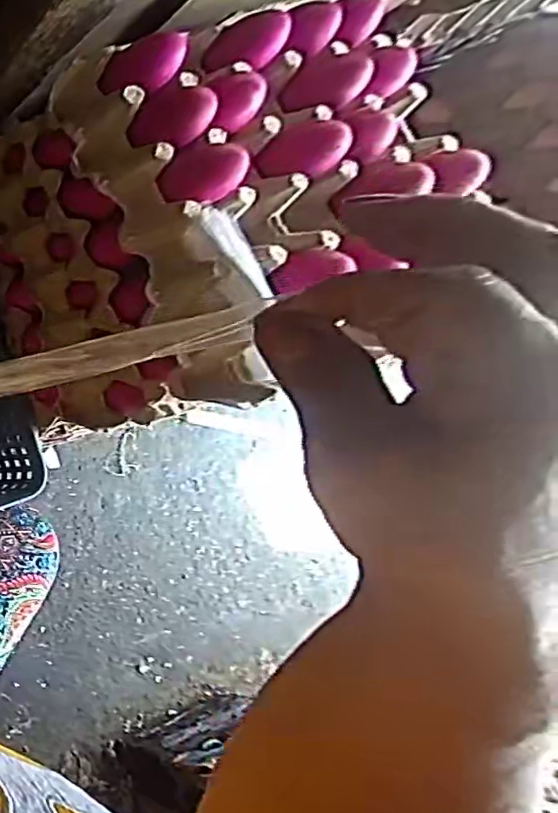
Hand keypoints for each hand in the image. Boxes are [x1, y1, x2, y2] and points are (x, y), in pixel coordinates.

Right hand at [254, 195, 557, 584]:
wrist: (510, 599)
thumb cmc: (424, 531)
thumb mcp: (353, 455)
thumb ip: (326, 376)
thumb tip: (281, 320)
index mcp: (521, 369)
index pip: (429, 292)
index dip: (348, 291)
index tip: (284, 311)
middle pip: (524, 255)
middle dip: (438, 227)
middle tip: (360, 213)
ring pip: (547, 280)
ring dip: (479, 251)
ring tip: (407, 246)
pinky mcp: (553, 384)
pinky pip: (538, 319)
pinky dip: (499, 294)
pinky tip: (448, 302)